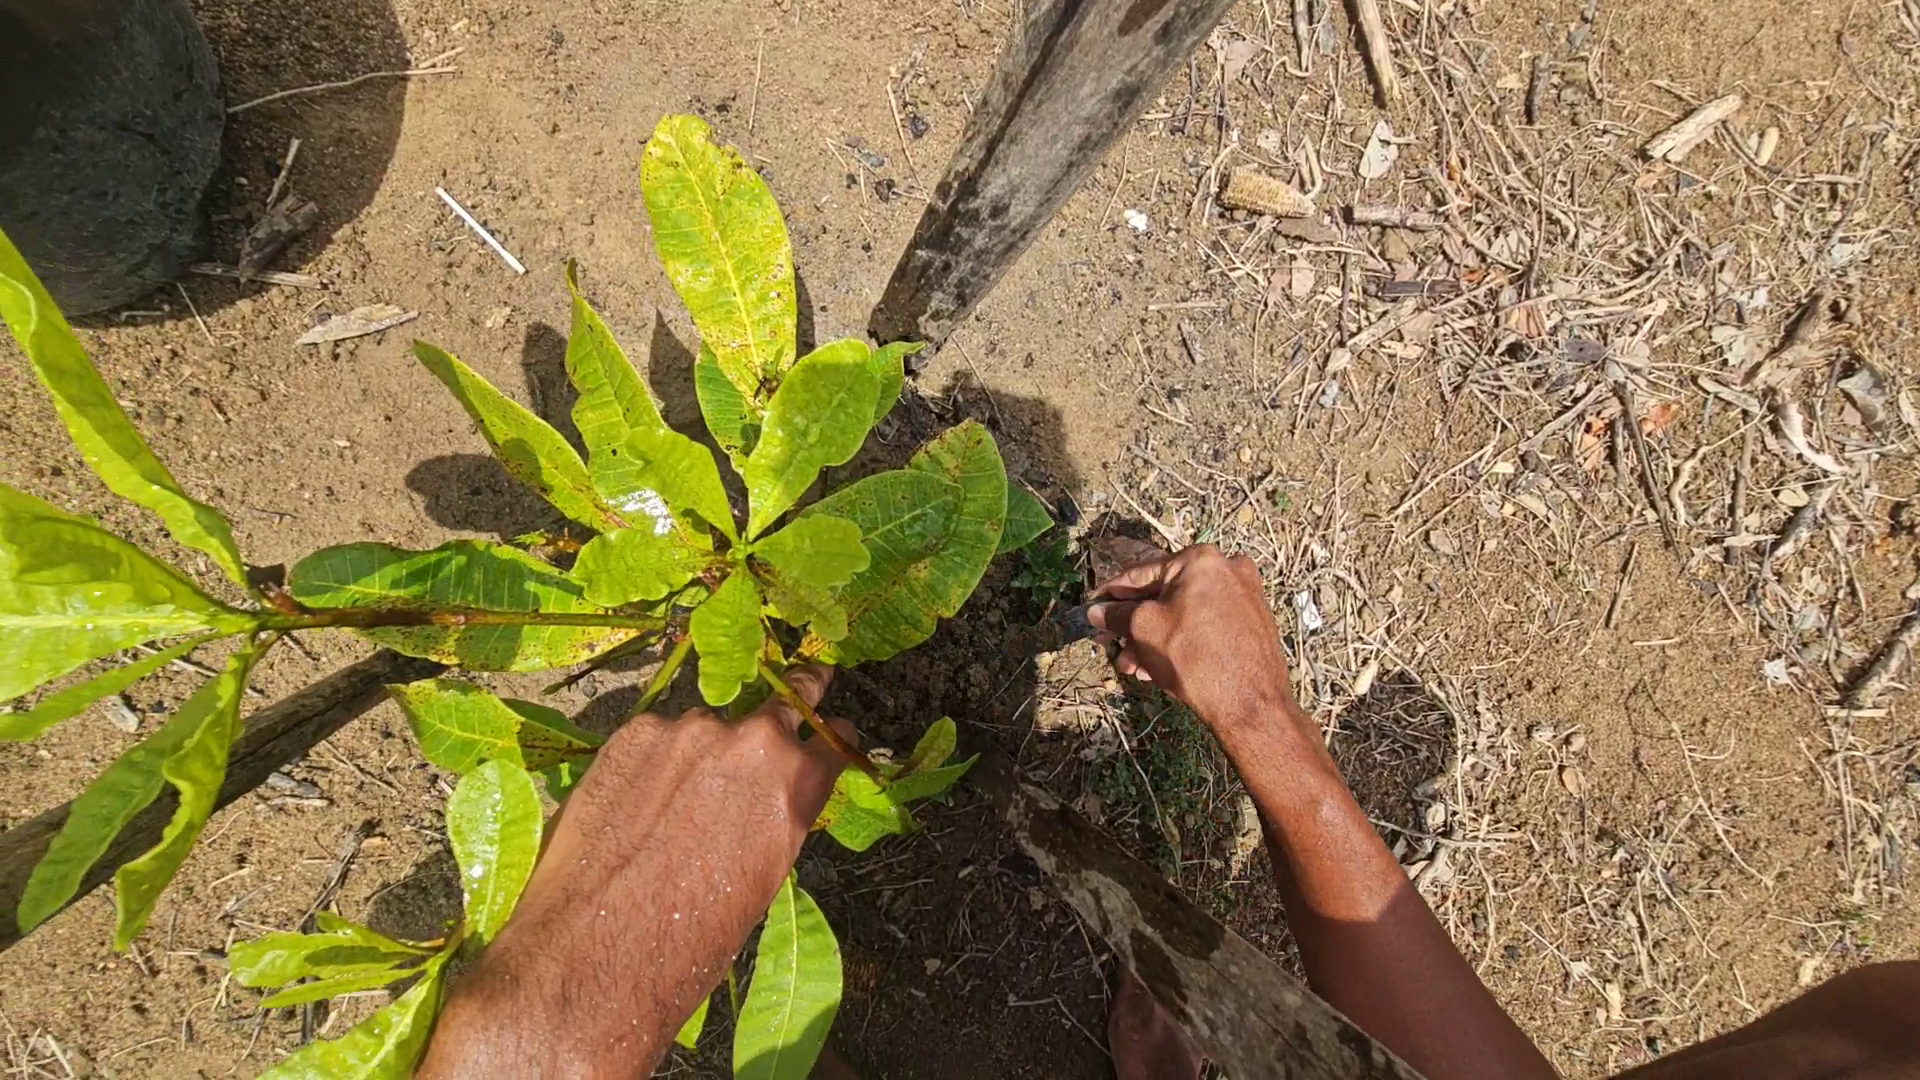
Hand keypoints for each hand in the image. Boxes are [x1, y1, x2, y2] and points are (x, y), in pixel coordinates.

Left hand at [419, 666, 855, 1078]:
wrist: (598, 952)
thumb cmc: (698, 935)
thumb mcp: (768, 869)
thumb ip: (780, 810)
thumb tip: (773, 790)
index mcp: (798, 779)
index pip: (835, 737)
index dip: (835, 736)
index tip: (831, 731)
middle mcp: (755, 740)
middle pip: (790, 693)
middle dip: (803, 689)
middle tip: (809, 681)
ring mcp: (694, 729)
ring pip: (713, 725)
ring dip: (707, 747)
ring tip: (676, 795)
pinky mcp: (639, 731)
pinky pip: (661, 736)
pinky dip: (657, 759)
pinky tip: (637, 801)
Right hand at [1086, 545, 1295, 747]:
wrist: (1250, 704)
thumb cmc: (1192, 657)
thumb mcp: (1143, 629)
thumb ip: (1116, 615)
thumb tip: (1097, 611)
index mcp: (1200, 560)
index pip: (1141, 573)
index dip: (1112, 593)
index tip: (1094, 606)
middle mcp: (1227, 569)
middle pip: (1164, 595)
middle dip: (1134, 624)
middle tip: (1111, 644)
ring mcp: (1244, 595)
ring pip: (1183, 613)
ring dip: (1153, 638)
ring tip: (1133, 667)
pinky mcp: (1252, 621)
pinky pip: (1204, 624)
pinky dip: (1180, 640)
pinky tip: (1158, 667)